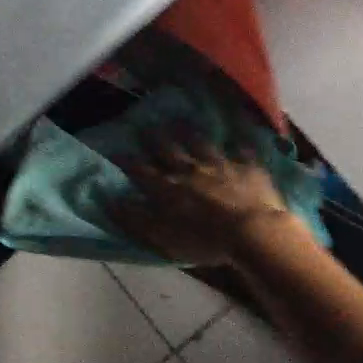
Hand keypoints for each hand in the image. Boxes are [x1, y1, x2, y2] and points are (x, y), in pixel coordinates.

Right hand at [111, 133, 298, 264]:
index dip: (126, 160)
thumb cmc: (202, 240)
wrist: (253, 233)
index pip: (139, 170)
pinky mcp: (249, 169)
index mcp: (165, 187)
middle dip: (156, 138)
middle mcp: (189, 170)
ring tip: (182, 122)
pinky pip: (242, 152)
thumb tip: (109, 200)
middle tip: (147, 125)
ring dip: (190, 133)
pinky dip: (238, 145)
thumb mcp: (160, 236)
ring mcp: (220, 166)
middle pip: (169, 149)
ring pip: (201, 144)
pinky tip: (237, 139)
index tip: (116, 151)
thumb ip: (133, 218)